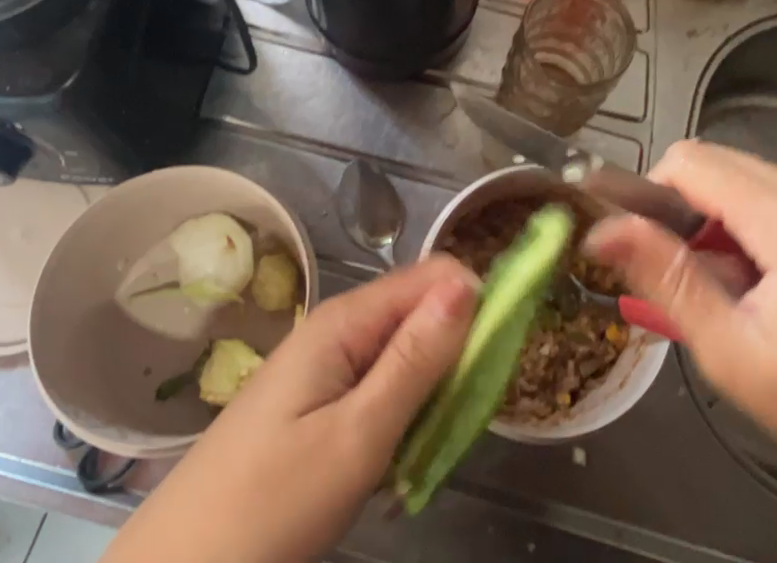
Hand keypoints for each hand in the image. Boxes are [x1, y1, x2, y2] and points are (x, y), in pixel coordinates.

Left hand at [107, 257, 477, 562]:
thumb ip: (416, 358)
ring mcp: (324, 367)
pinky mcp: (319, 402)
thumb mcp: (359, 433)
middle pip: (420, 314)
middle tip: (462, 415)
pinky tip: (399, 456)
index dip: (476, 303)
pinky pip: (380, 388)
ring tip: (431, 443)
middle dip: (455, 354)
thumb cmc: (274, 501)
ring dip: (431, 392)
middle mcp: (336, 331)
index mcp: (344, 322)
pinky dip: (403, 415)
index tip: (502, 354)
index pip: (433, 276)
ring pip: (404, 356)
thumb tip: (468, 281)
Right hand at [587, 141, 776, 560]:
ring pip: (750, 182)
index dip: (650, 195)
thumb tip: (601, 227)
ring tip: (727, 294)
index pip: (690, 161)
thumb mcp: (732, 351)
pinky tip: (765, 291)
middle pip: (720, 165)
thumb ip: (665, 277)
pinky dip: (754, 230)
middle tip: (683, 281)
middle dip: (684, 212)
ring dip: (719, 224)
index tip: (641, 248)